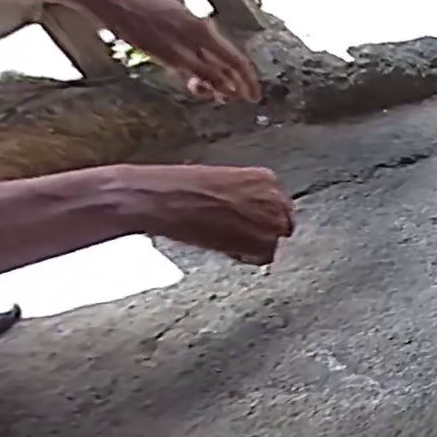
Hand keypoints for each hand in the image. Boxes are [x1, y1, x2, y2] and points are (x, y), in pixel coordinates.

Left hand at [79, 0, 260, 101]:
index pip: (239, 61)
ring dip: (208, 71)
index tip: (252, 99)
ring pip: (207, 50)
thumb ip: (207, 74)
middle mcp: (201, 24)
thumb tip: (232, 89)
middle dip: (225, 80)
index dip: (249, 83)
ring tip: (197, 85)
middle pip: (223, 57)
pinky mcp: (168, 14)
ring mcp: (184, 17)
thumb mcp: (174, 58)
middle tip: (219, 98)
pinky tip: (184, 67)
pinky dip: (194, 58)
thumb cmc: (135, 27)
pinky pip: (192, 42)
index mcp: (206, 34)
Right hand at [106, 164, 294, 264]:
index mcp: (267, 180)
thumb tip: (254, 213)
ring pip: (273, 242)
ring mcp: (274, 221)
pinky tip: (221, 244)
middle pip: (282, 225)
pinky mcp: (265, 243)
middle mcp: (278, 199)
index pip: (279, 207)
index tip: (241, 219)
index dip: (259, 217)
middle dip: (261, 231)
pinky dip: (244, 256)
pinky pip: (263, 257)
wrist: (155, 198)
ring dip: (251, 244)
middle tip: (231, 231)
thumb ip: (247, 195)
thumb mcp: (221, 181)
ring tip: (220, 235)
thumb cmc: (177, 188)